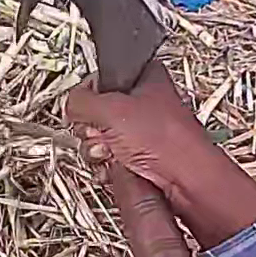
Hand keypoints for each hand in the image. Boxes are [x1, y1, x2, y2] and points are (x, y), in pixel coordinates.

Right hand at [66, 62, 255, 246]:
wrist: (185, 179)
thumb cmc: (164, 138)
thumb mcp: (111, 108)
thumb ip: (81, 100)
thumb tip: (70, 104)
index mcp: (145, 77)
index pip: (102, 78)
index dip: (90, 94)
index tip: (88, 105)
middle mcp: (144, 104)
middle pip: (96, 112)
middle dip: (91, 128)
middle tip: (102, 132)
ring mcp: (140, 133)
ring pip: (98, 138)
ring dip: (95, 150)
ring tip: (111, 153)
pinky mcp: (138, 158)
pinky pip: (106, 160)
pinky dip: (104, 167)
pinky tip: (113, 168)